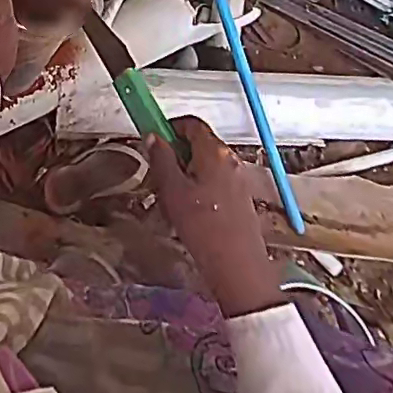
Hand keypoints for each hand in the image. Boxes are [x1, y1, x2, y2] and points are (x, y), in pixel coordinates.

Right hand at [145, 116, 285, 316]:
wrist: (238, 269)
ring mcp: (238, 180)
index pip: (191, 123)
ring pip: (204, 165)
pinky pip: (214, 182)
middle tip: (158, 172)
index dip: (169, 126)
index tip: (153, 137)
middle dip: (175, 153)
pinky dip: (198, 187)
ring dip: (185, 173)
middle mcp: (230, 160)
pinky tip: (187, 212)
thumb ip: (161, 158)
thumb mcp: (172, 190)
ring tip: (170, 197)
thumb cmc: (203, 226)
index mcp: (214, 152)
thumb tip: (152, 136)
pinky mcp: (240, 199)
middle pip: (198, 144)